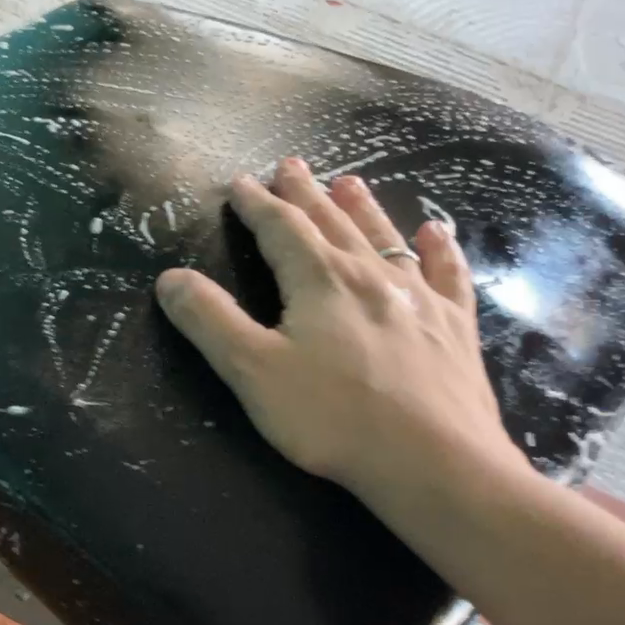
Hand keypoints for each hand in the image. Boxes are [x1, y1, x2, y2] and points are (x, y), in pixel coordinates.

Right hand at [155, 157, 526, 504]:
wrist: (431, 459)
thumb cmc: (328, 416)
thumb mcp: (250, 370)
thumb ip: (209, 320)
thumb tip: (170, 278)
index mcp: (319, 282)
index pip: (281, 231)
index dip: (257, 206)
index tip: (240, 183)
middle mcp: (371, 276)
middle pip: (332, 224)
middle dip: (306, 195)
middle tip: (292, 165)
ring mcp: (420, 299)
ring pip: (385, 239)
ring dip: (362, 208)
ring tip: (348, 181)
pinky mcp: (454, 328)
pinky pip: (447, 274)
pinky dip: (439, 249)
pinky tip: (435, 233)